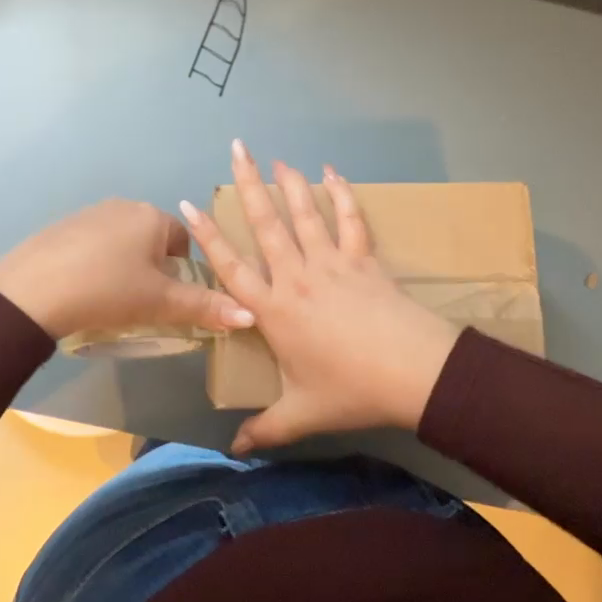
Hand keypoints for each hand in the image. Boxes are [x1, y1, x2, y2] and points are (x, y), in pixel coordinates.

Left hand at [0, 200, 253, 339]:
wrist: (33, 291)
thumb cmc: (108, 291)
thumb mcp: (160, 304)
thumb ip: (204, 308)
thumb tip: (249, 316)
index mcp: (152, 217)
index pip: (184, 240)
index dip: (181, 271)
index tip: (166, 298)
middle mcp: (124, 206)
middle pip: (152, 239)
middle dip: (153, 268)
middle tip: (141, 302)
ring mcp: (89, 213)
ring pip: (121, 241)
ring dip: (124, 265)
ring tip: (110, 299)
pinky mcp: (61, 227)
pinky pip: (92, 245)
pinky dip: (94, 264)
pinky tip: (82, 289)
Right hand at [182, 140, 461, 455]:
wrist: (413, 373)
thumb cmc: (351, 391)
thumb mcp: (302, 414)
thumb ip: (265, 430)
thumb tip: (234, 452)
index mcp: (274, 311)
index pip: (230, 268)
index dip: (207, 236)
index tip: (188, 204)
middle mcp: (297, 278)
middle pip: (266, 225)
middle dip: (249, 185)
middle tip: (236, 149)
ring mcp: (332, 264)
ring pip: (305, 215)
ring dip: (290, 184)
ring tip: (276, 158)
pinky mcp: (364, 260)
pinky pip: (350, 220)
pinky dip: (342, 194)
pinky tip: (333, 173)